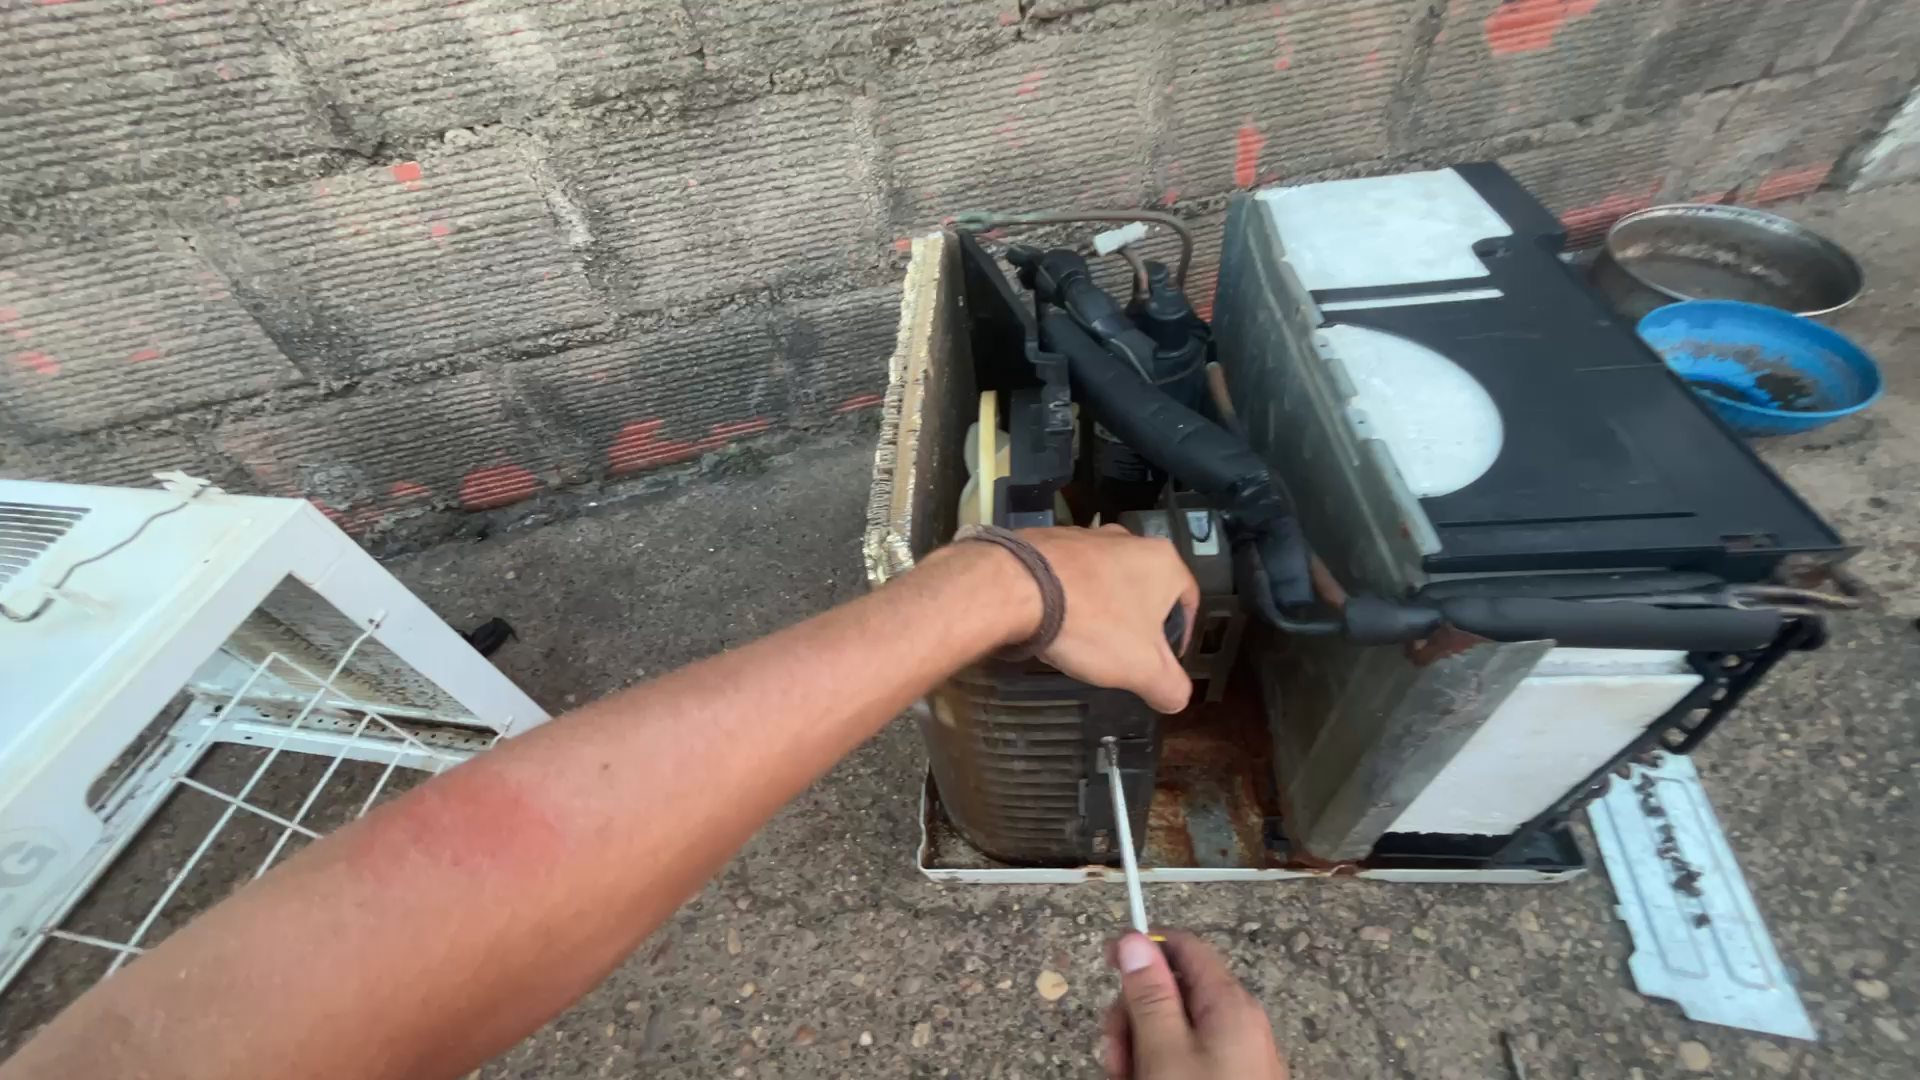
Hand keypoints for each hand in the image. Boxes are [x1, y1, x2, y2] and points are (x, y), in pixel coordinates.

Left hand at [1020, 525, 1199, 713]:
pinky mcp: (1048, 539)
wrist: (1017, 587)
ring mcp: (1085, 535)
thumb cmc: (1092, 623)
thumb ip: (1170, 687)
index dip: (1180, 635)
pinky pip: (1067, 573)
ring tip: (1083, 638)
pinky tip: (1053, 618)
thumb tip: (1176, 699)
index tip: (1163, 660)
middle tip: (1122, 652)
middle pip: (1144, 589)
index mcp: (1163, 562)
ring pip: (1104, 578)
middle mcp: (1128, 539)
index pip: (1188, 601)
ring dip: (1099, 606)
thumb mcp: (1143, 669)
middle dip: (1136, 621)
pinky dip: (1066, 594)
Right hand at [1101, 931, 1287, 1079]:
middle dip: (1135, 1014)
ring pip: (1176, 1030)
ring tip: (1127, 1078)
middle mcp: (1240, 1024)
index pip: (1184, 946)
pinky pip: (1189, 1061)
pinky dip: (1162, 1069)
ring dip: (1142, 1048)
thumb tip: (1135, 938)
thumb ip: (1148, 992)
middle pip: (1174, 990)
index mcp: (1230, 1004)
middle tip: (1115, 1053)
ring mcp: (1239, 1060)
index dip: (1143, 947)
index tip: (1108, 963)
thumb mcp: (1163, 1053)